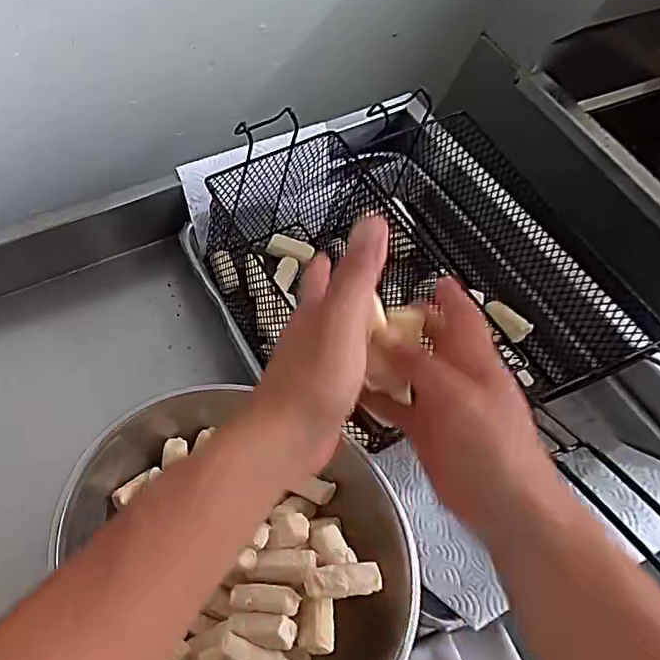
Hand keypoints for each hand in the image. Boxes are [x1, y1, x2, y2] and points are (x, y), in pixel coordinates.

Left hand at [251, 216, 389, 474]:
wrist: (288, 437)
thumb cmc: (312, 381)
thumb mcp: (344, 316)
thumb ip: (359, 271)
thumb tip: (370, 222)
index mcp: (313, 314)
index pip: (321, 277)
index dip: (330, 262)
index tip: (336, 248)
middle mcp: (308, 339)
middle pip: (322, 308)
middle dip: (335, 293)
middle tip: (351, 284)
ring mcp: (312, 370)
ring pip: (333, 341)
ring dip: (350, 331)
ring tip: (370, 326)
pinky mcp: (320, 399)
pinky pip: (344, 375)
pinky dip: (357, 368)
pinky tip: (366, 376)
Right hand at [364, 278, 572, 547]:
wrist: (503, 503)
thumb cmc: (497, 450)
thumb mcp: (457, 396)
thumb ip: (422, 366)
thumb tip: (390, 343)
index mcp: (476, 363)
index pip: (462, 317)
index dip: (446, 297)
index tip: (429, 279)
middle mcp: (458, 381)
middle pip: (428, 343)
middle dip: (404, 327)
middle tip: (374, 315)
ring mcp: (441, 407)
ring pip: (408, 373)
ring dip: (384, 361)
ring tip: (356, 348)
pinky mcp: (425, 432)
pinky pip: (397, 406)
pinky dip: (378, 397)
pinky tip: (358, 392)